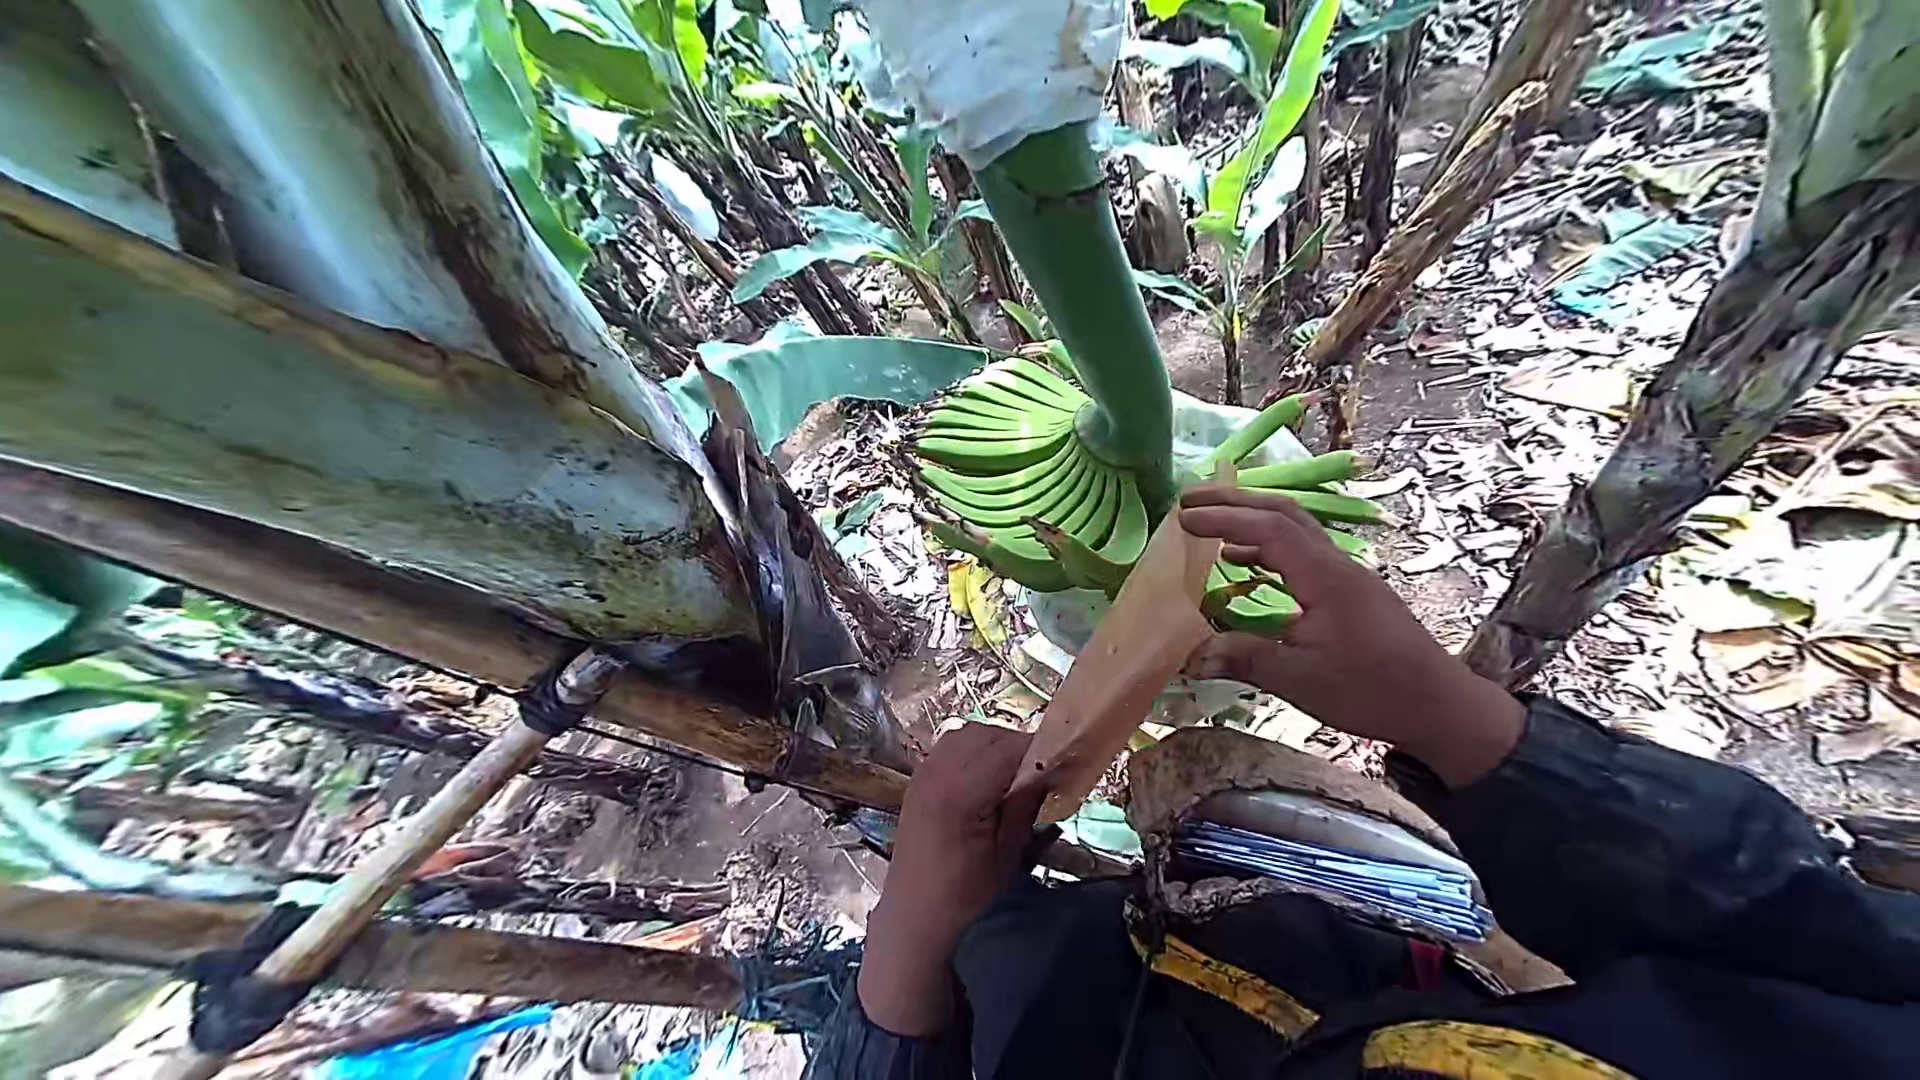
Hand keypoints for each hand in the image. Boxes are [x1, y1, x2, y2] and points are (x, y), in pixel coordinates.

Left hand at [859, 722, 1044, 1035]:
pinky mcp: (920, 774)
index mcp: (958, 790)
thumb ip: (1026, 802)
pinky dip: (976, 748)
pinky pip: (954, 743)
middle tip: (1043, 770)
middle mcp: (937, 769)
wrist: (914, 916)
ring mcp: (924, 768)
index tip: (1065, 761)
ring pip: (971, 732)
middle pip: (989, 734)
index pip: (1009, 749)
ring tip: (1016, 772)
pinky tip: (988, 775)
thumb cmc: (965, 896)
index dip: (1040, 751)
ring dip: (997, 743)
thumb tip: (1050, 769)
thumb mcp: (1007, 852)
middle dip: (1020, 746)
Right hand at [1179, 485, 1524, 787]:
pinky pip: (1298, 550)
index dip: (1223, 520)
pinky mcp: (1346, 589)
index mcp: (1326, 577)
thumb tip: (1188, 656)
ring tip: (1206, 521)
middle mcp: (1336, 564)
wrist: (1443, 707)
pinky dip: (1262, 545)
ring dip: (1248, 517)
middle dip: (1233, 500)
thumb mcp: (1301, 679)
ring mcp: (1344, 573)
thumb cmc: (1374, 691)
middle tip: (1188, 499)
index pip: (1269, 530)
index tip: (1182, 519)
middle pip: (1283, 512)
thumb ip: (1243, 659)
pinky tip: (1240, 561)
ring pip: (1293, 526)